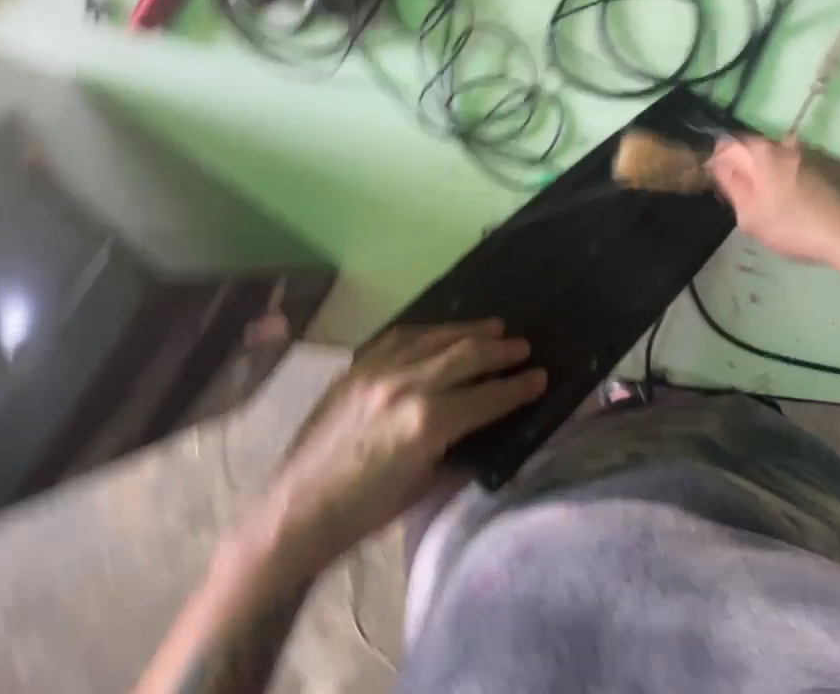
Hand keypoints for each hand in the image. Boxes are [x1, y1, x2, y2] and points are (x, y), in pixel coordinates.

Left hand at [262, 319, 544, 566]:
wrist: (298, 508)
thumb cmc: (366, 511)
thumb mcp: (424, 486)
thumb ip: (459, 452)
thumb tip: (487, 431)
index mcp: (428, 423)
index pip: (487, 396)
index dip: (518, 387)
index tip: (541, 377)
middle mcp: (407, 385)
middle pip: (466, 355)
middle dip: (501, 350)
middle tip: (524, 347)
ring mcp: (379, 370)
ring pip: (435, 337)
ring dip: (469, 331)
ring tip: (495, 327)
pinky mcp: (358, 366)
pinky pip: (401, 336)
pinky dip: (429, 331)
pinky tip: (443, 331)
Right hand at [706, 135, 839, 265]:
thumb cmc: (795, 228)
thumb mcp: (750, 217)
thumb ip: (732, 186)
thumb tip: (720, 166)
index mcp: (763, 153)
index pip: (728, 143)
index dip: (721, 161)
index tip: (724, 183)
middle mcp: (789, 144)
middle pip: (758, 149)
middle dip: (751, 169)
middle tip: (755, 199)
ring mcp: (816, 152)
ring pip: (785, 158)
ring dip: (779, 174)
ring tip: (786, 204)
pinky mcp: (837, 164)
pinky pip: (809, 166)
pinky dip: (803, 179)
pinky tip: (810, 204)